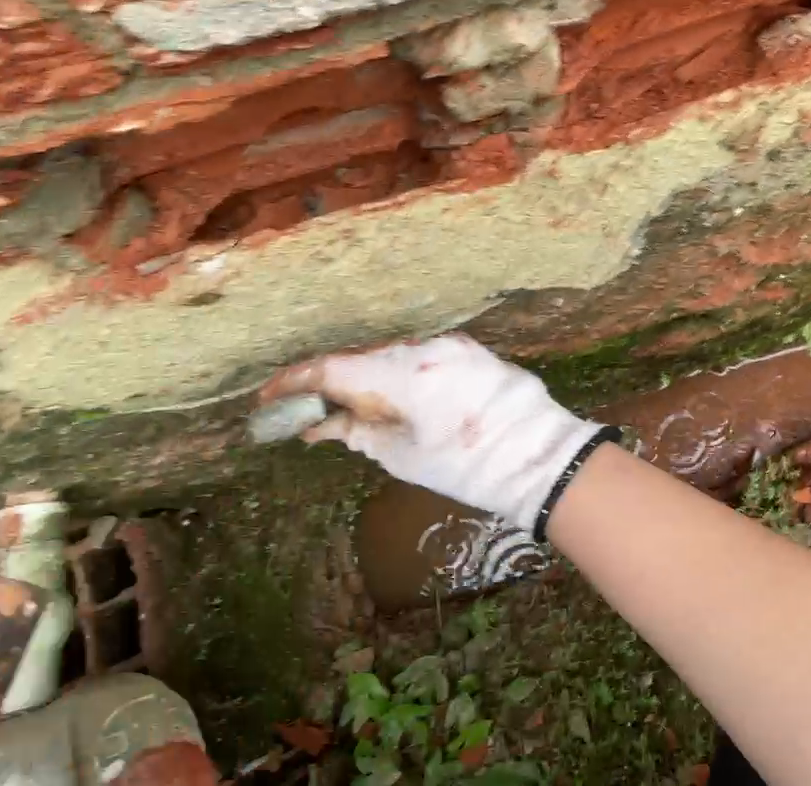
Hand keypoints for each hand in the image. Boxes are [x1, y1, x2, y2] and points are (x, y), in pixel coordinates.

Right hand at [261, 335, 609, 533]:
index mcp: (405, 373)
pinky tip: (389, 396)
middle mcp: (426, 347)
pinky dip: (398, 373)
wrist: (541, 457)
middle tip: (306, 408)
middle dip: (330, 381)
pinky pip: (421, 354)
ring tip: (348, 407)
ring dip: (366, 376)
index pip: (334, 368)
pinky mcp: (470, 350)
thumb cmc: (469, 467)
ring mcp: (453, 344)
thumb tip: (321, 425)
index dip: (295, 382)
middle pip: (361, 358)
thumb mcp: (404, 456)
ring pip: (392, 354)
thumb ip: (358, 433)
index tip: (269, 398)